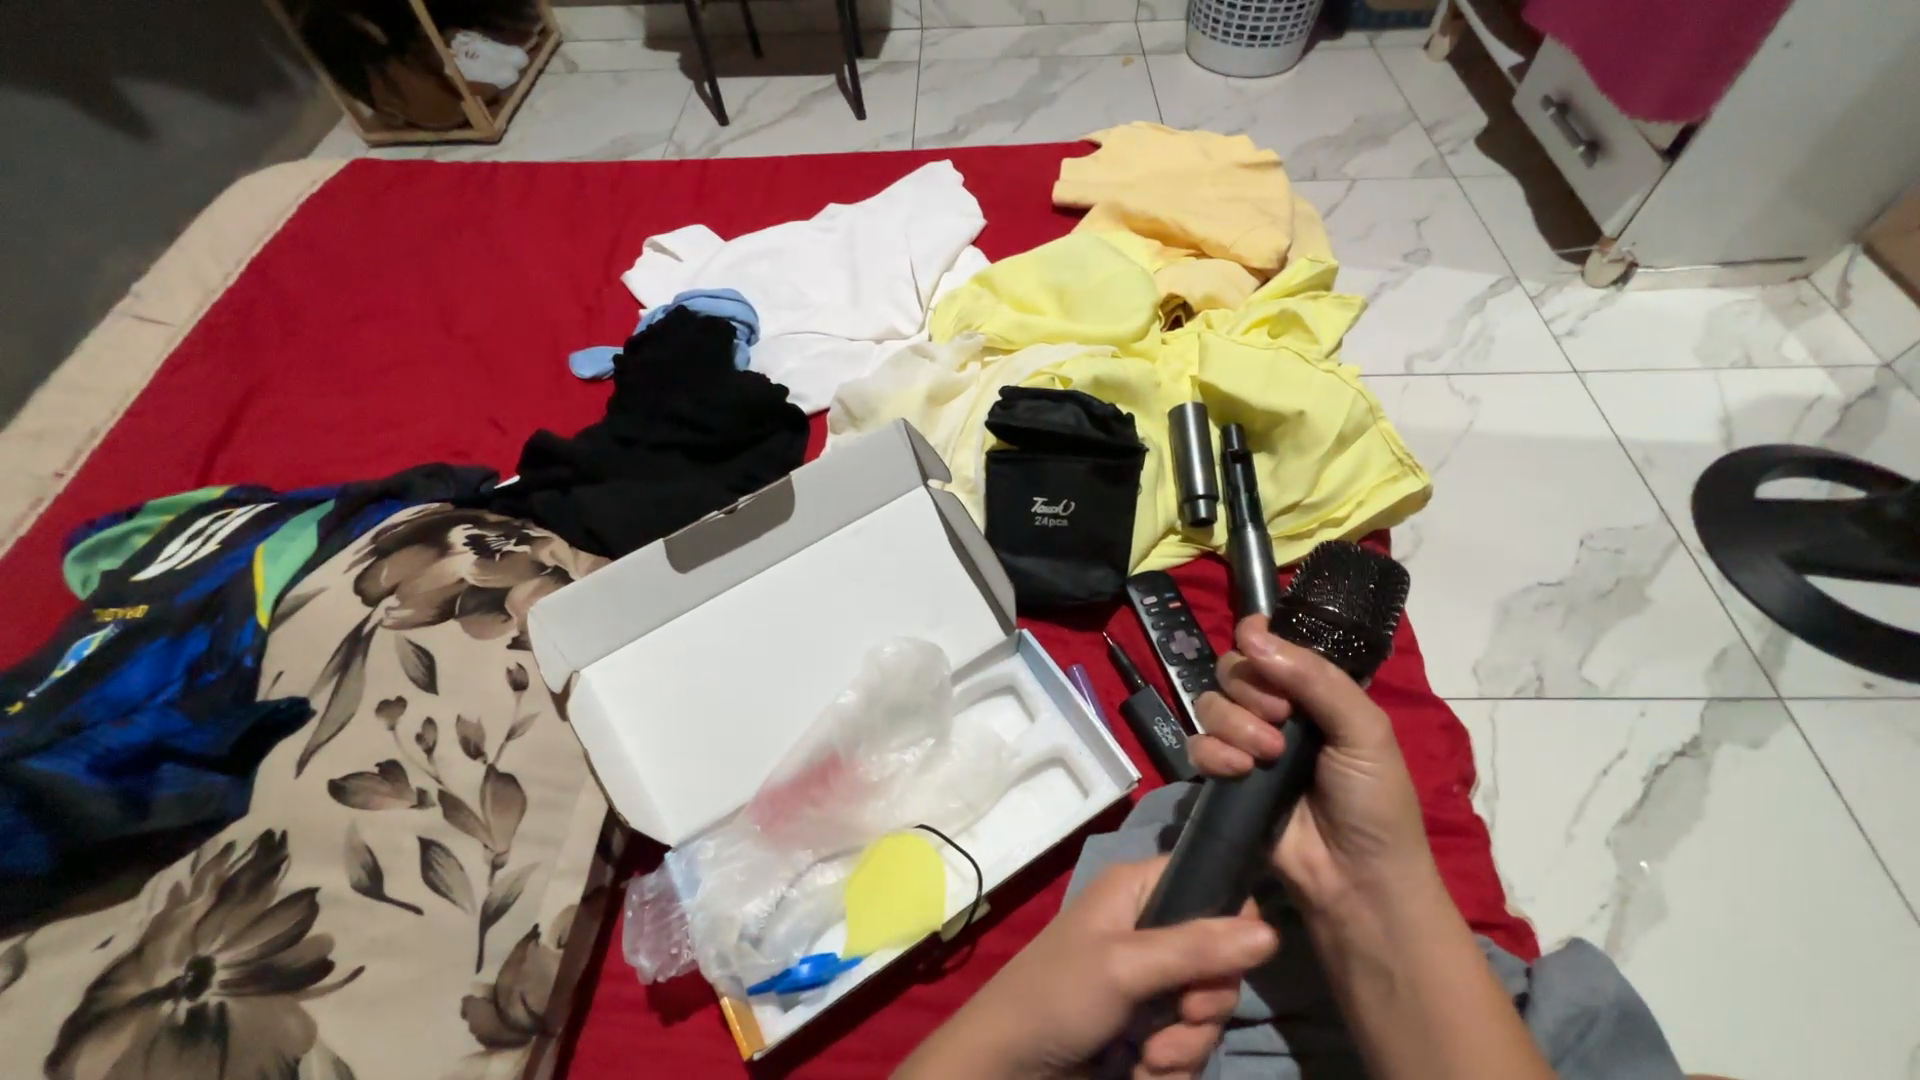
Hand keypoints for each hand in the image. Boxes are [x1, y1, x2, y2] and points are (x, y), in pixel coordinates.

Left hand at [897, 856, 1277, 1078]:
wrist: (1008, 1068)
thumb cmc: (1057, 996)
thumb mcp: (1125, 966)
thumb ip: (1196, 948)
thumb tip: (1271, 931)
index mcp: (1137, 890)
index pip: (1210, 884)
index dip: (1231, 923)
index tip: (1225, 961)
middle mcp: (1148, 928)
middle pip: (1220, 958)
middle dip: (1204, 1002)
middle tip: (1180, 1015)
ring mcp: (1148, 981)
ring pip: (1207, 1010)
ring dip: (1186, 1045)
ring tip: (1147, 1056)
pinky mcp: (1146, 1027)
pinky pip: (1188, 1045)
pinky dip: (1171, 1065)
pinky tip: (1140, 1071)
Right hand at [1188, 616, 1439, 915]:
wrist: (1357, 880)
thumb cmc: (1375, 802)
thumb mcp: (1364, 730)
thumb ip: (1314, 678)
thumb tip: (1251, 631)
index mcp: (1313, 691)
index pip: (1268, 645)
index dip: (1257, 643)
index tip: (1257, 649)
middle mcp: (1276, 710)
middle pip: (1232, 670)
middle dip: (1250, 691)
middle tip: (1281, 720)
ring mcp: (1247, 744)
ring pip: (1210, 704)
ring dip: (1234, 724)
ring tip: (1267, 755)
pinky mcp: (1224, 777)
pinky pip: (1197, 745)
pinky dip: (1213, 753)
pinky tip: (1240, 771)